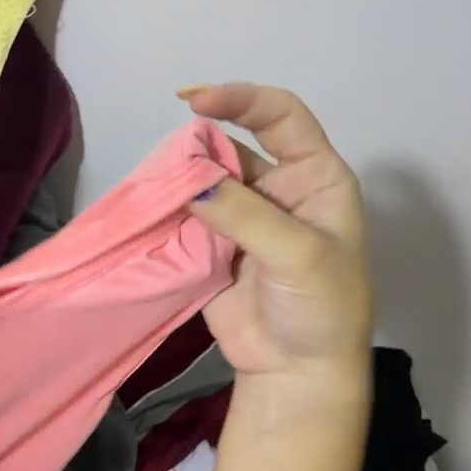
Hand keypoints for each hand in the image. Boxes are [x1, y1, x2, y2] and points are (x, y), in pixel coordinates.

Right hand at [182, 83, 372, 389]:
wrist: (295, 371)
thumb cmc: (321, 307)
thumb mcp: (297, 254)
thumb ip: (245, 215)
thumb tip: (190, 182)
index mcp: (315, 179)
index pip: (283, 118)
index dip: (243, 100)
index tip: (197, 100)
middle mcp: (278, 192)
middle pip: (236, 149)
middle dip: (202, 145)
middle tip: (168, 158)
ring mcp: (243, 223)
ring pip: (206, 185)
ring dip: (181, 182)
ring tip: (153, 186)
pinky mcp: (213, 251)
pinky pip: (187, 221)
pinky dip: (169, 214)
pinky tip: (150, 212)